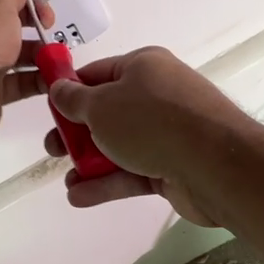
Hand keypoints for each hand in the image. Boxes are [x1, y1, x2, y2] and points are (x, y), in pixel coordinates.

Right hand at [43, 46, 261, 226]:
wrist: (214, 164)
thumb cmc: (152, 122)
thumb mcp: (102, 106)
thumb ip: (75, 100)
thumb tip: (60, 88)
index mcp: (143, 67)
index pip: (98, 74)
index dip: (70, 92)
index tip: (49, 111)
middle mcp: (157, 95)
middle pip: (108, 113)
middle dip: (77, 134)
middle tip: (53, 151)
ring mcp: (167, 133)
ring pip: (119, 147)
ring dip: (90, 165)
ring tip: (67, 182)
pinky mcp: (172, 167)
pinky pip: (133, 173)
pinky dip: (107, 184)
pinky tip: (79, 197)